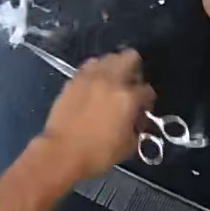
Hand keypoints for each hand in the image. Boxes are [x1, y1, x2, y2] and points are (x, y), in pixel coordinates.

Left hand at [37, 49, 155, 178]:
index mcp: (128, 97)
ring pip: (108, 58)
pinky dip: (96, 72)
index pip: (147, 90)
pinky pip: (89, 67)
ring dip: (114, 68)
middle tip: (131, 88)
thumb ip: (137, 126)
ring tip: (112, 84)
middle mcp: (111, 80)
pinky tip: (94, 87)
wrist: (62, 153)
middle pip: (130, 57)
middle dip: (135, 71)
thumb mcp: (129, 145)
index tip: (142, 111)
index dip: (148, 101)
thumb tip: (136, 118)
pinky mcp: (73, 80)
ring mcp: (90, 77)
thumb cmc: (98, 153)